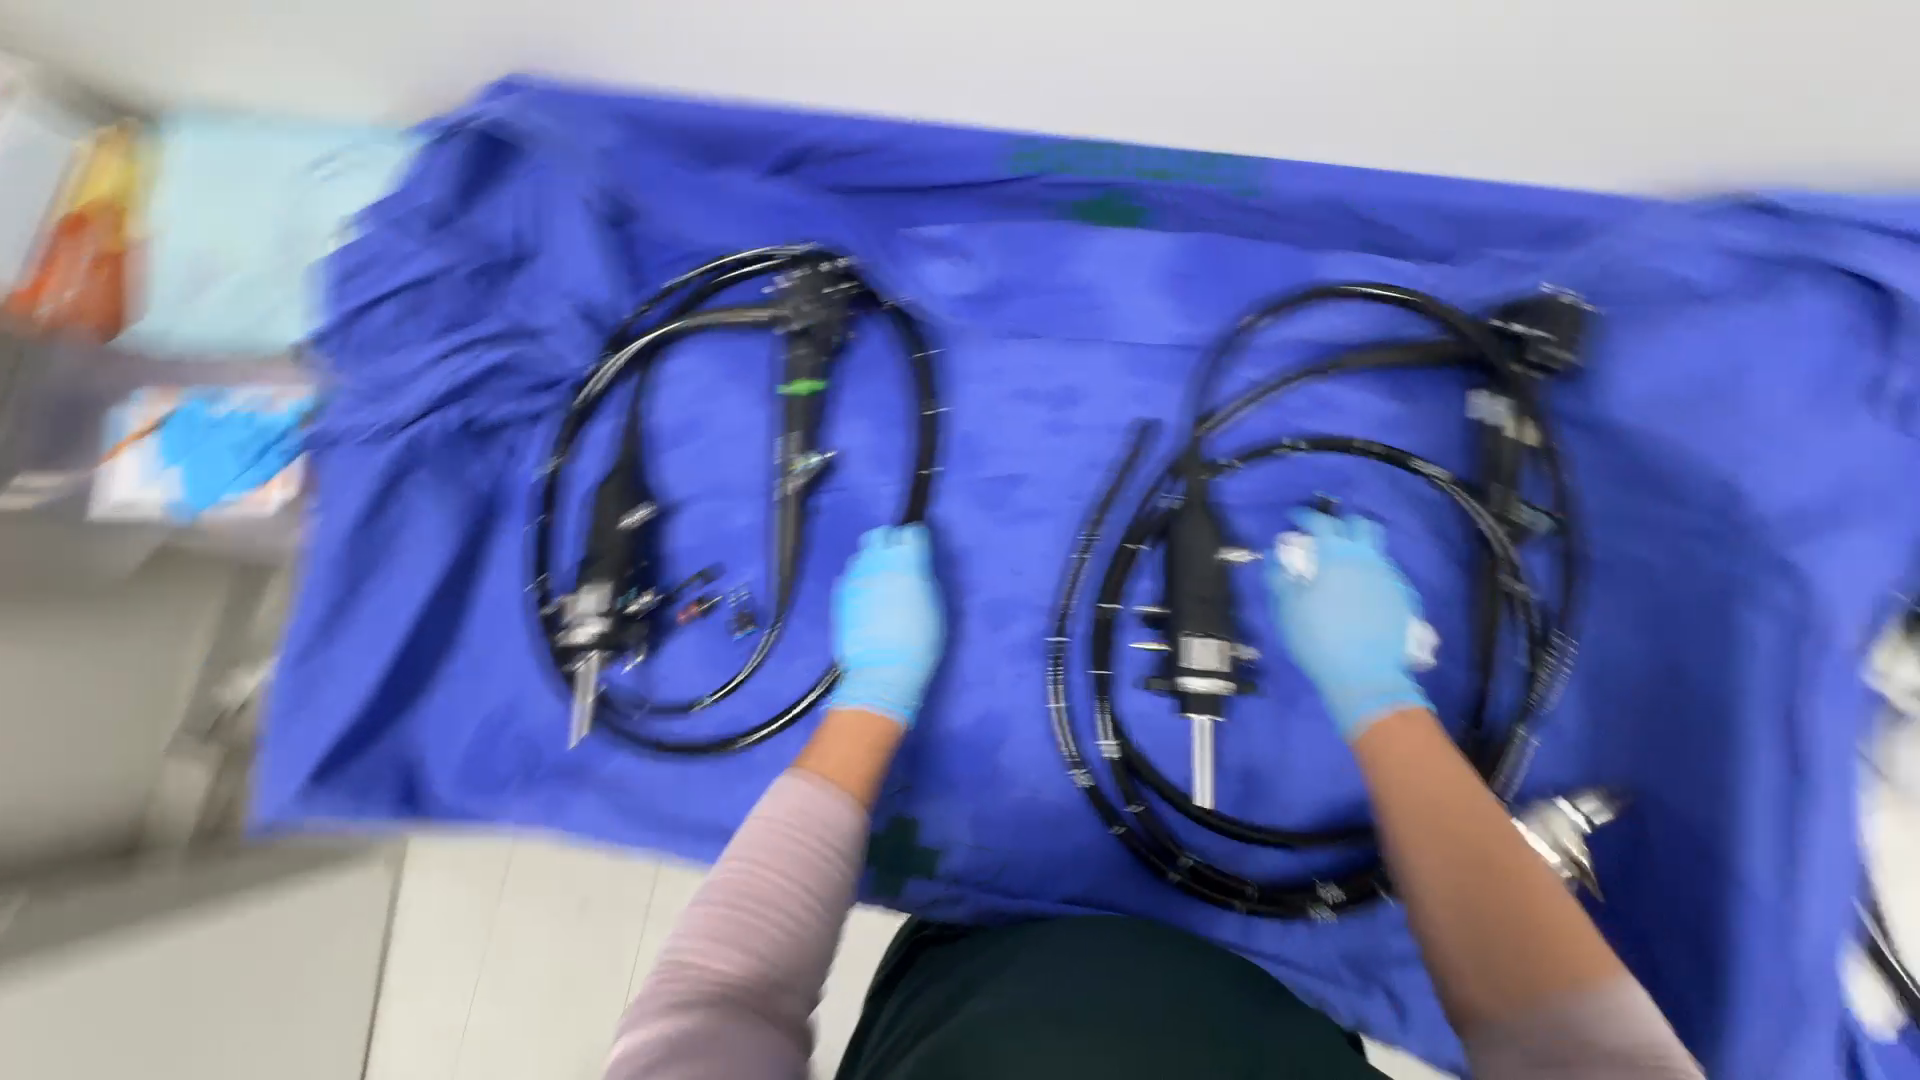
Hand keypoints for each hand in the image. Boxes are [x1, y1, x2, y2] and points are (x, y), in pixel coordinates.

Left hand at [828, 524, 944, 727]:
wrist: (883, 670)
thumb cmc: (919, 642)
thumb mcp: (933, 606)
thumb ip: (922, 578)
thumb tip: (915, 569)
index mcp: (907, 563)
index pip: (910, 533)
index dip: (916, 542)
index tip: (919, 552)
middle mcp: (878, 562)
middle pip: (880, 535)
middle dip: (889, 542)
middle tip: (897, 560)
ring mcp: (856, 577)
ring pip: (862, 554)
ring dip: (873, 560)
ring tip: (881, 581)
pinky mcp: (841, 593)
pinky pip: (851, 575)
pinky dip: (860, 579)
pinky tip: (867, 597)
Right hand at [1266, 509, 1431, 741]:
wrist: (1364, 675)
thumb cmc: (1317, 638)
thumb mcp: (1286, 607)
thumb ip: (1279, 575)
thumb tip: (1277, 556)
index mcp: (1336, 555)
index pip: (1321, 522)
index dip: (1305, 517)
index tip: (1294, 519)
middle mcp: (1367, 558)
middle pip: (1361, 525)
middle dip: (1342, 523)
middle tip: (1326, 534)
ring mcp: (1390, 576)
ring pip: (1378, 548)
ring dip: (1359, 546)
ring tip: (1343, 562)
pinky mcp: (1403, 597)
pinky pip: (1386, 572)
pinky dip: (1371, 571)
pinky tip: (1361, 589)